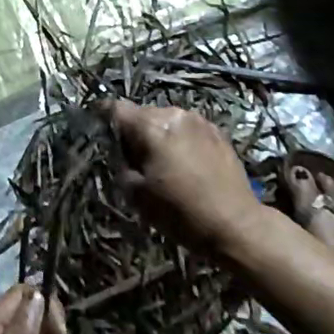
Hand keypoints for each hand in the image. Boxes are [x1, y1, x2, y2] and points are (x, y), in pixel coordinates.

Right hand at [102, 100, 264, 250]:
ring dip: (158, 134)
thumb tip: (119, 150)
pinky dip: (179, 139)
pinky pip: (186, 127)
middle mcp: (173, 113)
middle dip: (134, 131)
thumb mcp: (137, 195)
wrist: (236, 224)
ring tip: (162, 162)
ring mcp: (198, 120)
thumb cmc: (181, 213)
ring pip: (165, 119)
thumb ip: (121, 163)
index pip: (116, 108)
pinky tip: (184, 162)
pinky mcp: (216, 130)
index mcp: (150, 126)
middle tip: (134, 158)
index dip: (103, 116)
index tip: (97, 128)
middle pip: (142, 113)